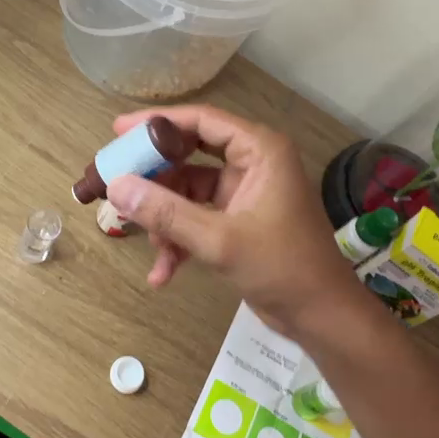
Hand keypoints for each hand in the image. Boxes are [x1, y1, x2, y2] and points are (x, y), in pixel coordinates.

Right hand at [105, 106, 362, 338]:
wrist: (322, 316)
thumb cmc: (282, 268)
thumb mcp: (219, 240)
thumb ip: (167, 213)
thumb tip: (116, 187)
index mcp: (259, 151)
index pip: (201, 121)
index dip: (157, 123)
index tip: (117, 132)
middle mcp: (252, 163)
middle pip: (189, 155)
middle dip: (154, 177)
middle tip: (115, 185)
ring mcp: (245, 193)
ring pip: (188, 192)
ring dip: (166, 220)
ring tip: (152, 247)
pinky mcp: (239, 221)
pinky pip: (197, 219)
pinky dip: (179, 241)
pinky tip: (163, 273)